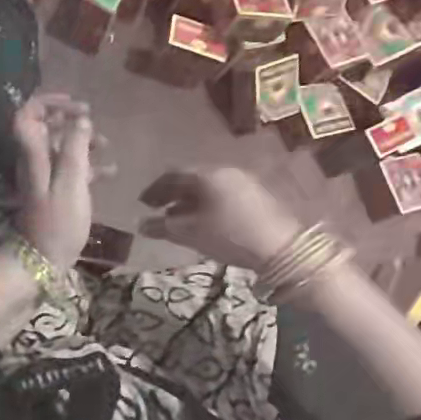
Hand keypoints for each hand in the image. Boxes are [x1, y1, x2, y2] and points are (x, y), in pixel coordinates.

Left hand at [11, 94, 94, 265]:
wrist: (43, 259)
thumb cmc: (58, 221)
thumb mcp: (71, 182)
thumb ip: (75, 148)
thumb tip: (80, 119)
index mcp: (33, 154)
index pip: (27, 114)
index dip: (47, 102)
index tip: (74, 105)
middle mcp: (35, 160)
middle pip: (46, 128)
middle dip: (70, 120)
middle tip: (93, 119)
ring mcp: (45, 177)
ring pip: (61, 147)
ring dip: (82, 141)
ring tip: (106, 144)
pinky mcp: (56, 192)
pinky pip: (71, 169)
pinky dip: (89, 165)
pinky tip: (111, 171)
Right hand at [139, 167, 306, 271]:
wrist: (280, 248)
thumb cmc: (228, 236)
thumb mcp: (191, 233)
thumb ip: (163, 226)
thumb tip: (141, 224)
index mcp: (206, 175)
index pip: (173, 175)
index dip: (154, 189)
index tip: (142, 204)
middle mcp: (224, 171)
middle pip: (191, 179)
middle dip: (172, 194)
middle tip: (158, 210)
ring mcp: (243, 182)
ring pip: (208, 187)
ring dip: (189, 201)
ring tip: (178, 219)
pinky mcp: (255, 195)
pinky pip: (222, 193)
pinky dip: (206, 204)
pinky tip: (203, 221)